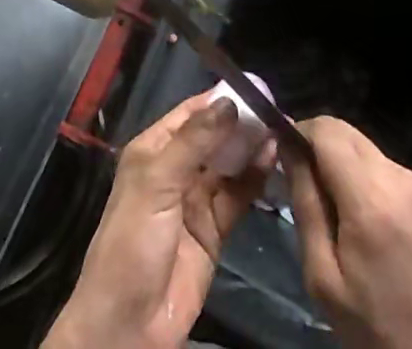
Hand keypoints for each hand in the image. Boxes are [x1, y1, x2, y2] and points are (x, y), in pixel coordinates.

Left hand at [41, 92, 273, 348]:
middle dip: (241, 123)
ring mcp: (195, 200)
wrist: (129, 322)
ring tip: (282, 131)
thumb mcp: (157, 184)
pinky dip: (255, 180)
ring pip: (228, 166)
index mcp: (152, 151)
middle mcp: (174, 170)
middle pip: (213, 138)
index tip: (253, 88)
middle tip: (275, 108)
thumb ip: (194, 143)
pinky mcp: (214, 230)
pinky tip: (274, 163)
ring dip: (251, 149)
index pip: (189, 115)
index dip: (219, 100)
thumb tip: (227, 101)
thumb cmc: (133, 241)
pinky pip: (237, 196)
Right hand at [286, 117, 411, 348]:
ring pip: (366, 149)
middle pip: (346, 133)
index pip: (327, 130)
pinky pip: (388, 167)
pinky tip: (369, 219)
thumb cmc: (373, 324)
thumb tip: (288, 147)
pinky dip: (368, 179)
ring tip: (338, 210)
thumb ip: (304, 202)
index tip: (284, 158)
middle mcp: (403, 180)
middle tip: (305, 185)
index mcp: (372, 201)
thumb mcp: (321, 274)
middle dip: (319, 148)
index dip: (299, 133)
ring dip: (344, 165)